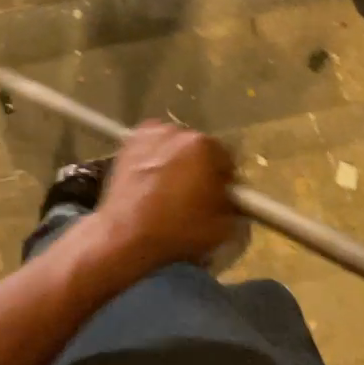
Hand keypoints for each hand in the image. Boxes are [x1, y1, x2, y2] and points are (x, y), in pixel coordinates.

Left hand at [88, 121, 237, 275]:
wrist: (127, 232)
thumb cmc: (178, 230)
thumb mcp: (222, 228)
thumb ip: (236, 207)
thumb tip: (233, 198)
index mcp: (205, 147)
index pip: (228, 159)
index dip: (226, 180)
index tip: (220, 198)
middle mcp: (179, 131)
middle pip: (200, 150)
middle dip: (201, 168)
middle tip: (195, 195)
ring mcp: (152, 133)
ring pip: (176, 146)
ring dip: (178, 161)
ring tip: (170, 188)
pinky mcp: (131, 140)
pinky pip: (153, 146)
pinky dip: (156, 156)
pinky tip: (153, 178)